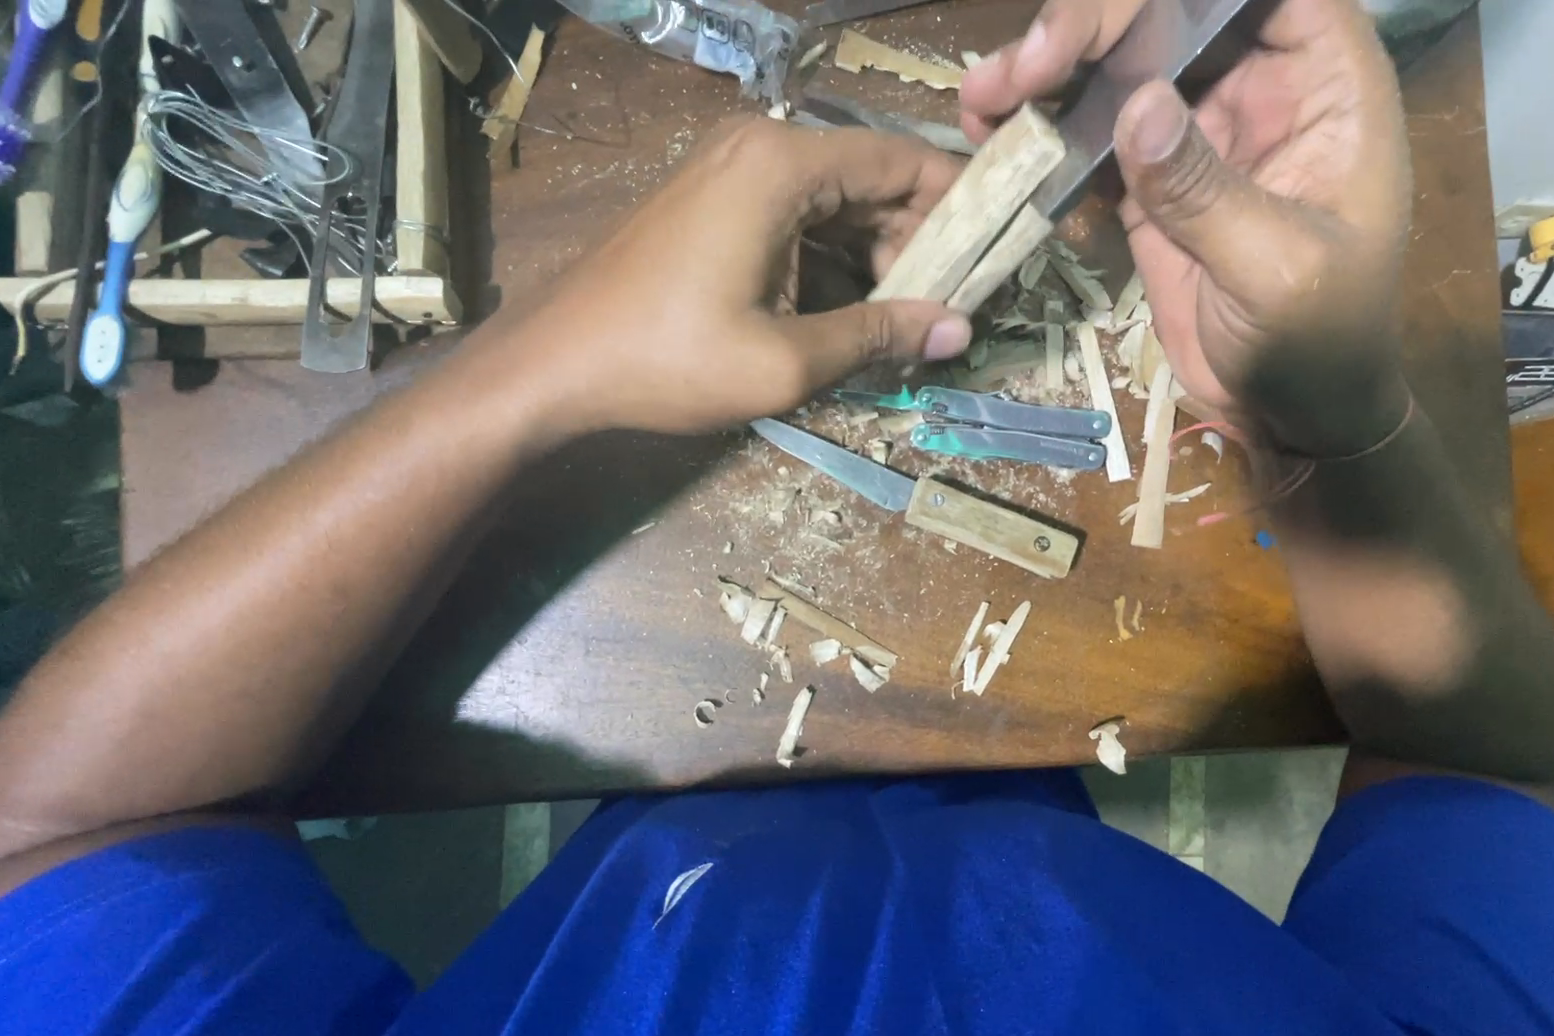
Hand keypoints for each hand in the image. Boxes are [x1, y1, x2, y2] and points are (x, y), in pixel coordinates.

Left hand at [483, 119, 973, 440]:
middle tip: (954, 301)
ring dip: (876, 256)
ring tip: (911, 317)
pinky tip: (855, 309)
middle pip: (870, 180)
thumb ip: (878, 335)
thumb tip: (959, 331)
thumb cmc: (669, 361)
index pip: (901, 160)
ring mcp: (732, 174)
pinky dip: (832, 261)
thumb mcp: (788, 360)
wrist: (557, 368)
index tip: (996, 246)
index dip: (958, 202)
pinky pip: (797, 221)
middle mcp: (761, 149)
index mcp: (783, 165)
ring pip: (835, 204)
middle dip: (918, 240)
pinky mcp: (715, 207)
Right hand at [963, 0, 1412, 457]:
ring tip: (983, 98)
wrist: (1283, 410)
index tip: (1110, 12)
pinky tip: (996, 140)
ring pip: (1119, 74)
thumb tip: (1134, 105)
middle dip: (1093, 26)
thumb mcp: (1275, 268)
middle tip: (1025, 68)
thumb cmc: (1315, 342)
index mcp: (1324, 85)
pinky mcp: (1145, 191)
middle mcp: (1256, 92)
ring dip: (1049, 77)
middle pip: (1171, 16)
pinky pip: (1091, 146)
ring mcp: (1193, 141)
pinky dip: (1045, 141)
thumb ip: (1207, 191)